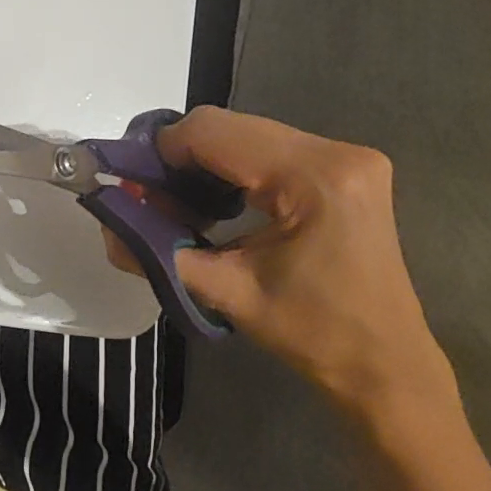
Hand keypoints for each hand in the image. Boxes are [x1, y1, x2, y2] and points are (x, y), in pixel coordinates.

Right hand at [105, 107, 453, 413]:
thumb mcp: (221, 291)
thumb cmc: (311, 331)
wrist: (383, 363)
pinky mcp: (344, 169)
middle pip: (227, 127)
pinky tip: (218, 208)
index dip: (160, 153)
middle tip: (154, 205)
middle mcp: (337, 152)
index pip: (212, 131)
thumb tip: (106, 221)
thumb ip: (154, 250)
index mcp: (314, 177)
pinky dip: (229, 170)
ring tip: (184, 212)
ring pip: (244, 135)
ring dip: (202, 165)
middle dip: (179, 160)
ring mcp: (346, 157)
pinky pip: (266, 149)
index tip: (133, 190)